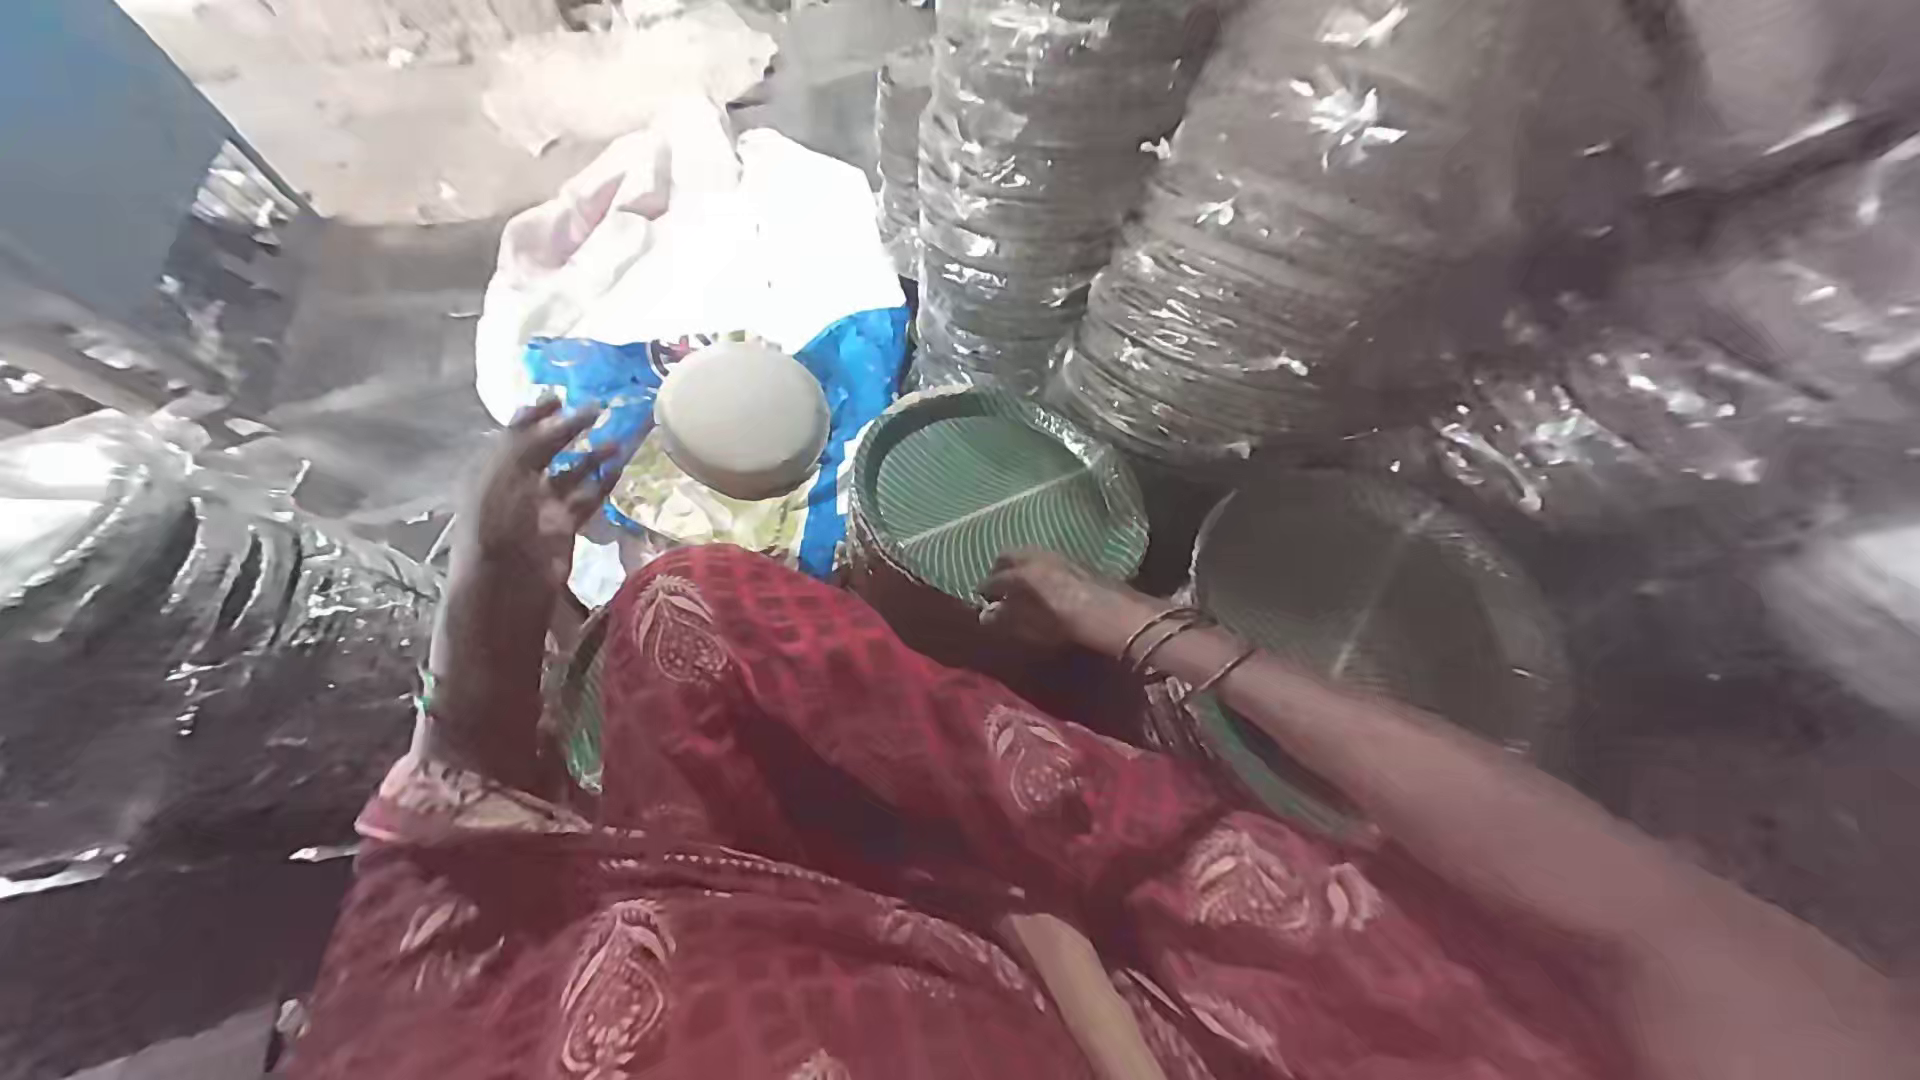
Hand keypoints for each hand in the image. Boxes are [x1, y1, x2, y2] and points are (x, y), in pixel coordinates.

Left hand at [450, 397, 632, 589]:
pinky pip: (588, 498)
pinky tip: (618, 469)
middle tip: (599, 412)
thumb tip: (559, 415)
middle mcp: (518, 482)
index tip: (564, 397)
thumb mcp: (506, 471)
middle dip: (571, 430)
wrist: (508, 578)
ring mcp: (544, 505)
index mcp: (494, 467)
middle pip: (548, 448)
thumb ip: (530, 441)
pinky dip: (603, 483)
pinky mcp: (565, 524)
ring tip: (617, 441)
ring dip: (593, 456)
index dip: (539, 413)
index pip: (518, 431)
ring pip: (572, 473)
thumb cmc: (499, 521)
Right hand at [979, 548, 1160, 653]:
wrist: (1121, 618)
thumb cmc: (1072, 627)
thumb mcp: (1034, 628)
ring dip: (1018, 566)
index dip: (984, 591)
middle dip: (999, 570)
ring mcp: (1059, 556)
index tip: (980, 601)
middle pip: (1008, 556)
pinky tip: (1042, 585)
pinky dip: (1036, 568)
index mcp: (1023, 573)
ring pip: (1028, 554)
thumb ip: (1008, 618)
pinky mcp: (1076, 561)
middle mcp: (1038, 558)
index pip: (994, 579)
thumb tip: (987, 614)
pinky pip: (1045, 559)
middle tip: (997, 589)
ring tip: (1019, 587)